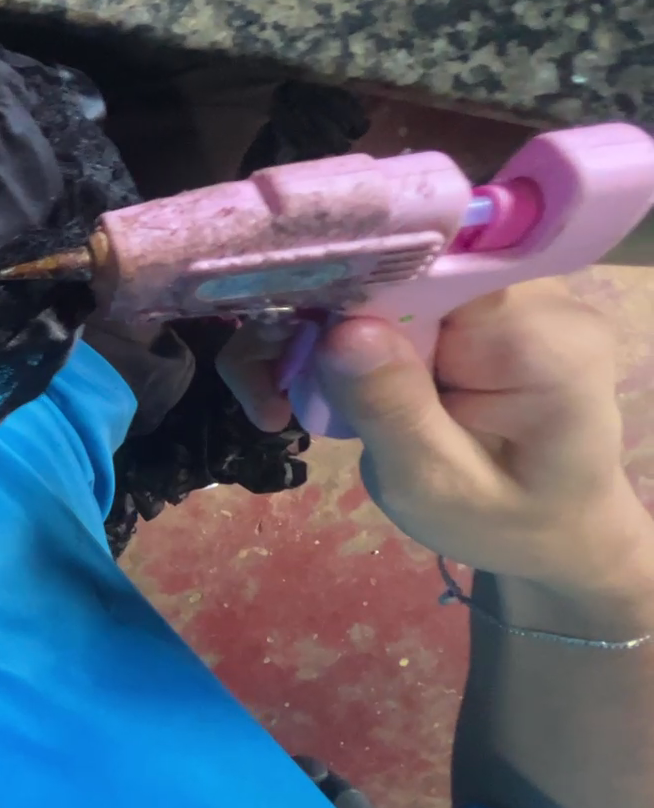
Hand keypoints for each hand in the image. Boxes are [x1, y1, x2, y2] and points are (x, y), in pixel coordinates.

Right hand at [226, 280, 653, 607]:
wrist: (545, 534)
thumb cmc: (499, 521)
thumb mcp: (434, 481)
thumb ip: (392, 407)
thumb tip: (341, 331)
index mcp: (532, 339)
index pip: (425, 274)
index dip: (341, 291)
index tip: (281, 341)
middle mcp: (515, 302)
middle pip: (375, 277)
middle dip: (298, 329)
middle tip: (262, 398)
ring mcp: (479, 306)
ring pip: (349, 292)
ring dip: (288, 345)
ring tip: (269, 406)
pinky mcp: (444, 319)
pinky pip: (354, 310)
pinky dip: (303, 350)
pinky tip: (289, 393)